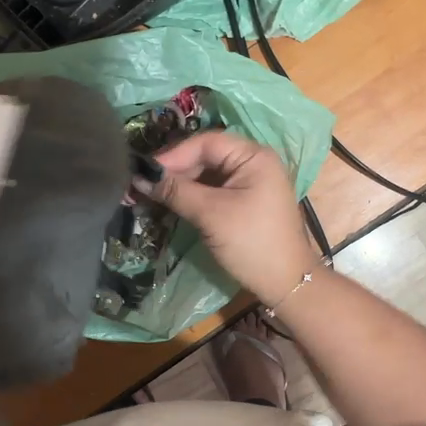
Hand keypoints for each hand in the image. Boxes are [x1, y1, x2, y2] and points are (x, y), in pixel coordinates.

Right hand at [145, 131, 318, 304]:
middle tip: (143, 183)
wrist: (286, 283)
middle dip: (175, 169)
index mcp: (254, 156)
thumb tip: (139, 177)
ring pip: (208, 172)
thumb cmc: (251, 243)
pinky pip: (214, 188)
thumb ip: (176, 191)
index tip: (145, 170)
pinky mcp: (246, 200)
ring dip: (181, 182)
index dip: (174, 154)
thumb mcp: (211, 214)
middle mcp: (254, 161)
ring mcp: (251, 181)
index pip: (206, 142)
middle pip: (207, 155)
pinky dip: (193, 194)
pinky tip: (171, 201)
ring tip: (152, 192)